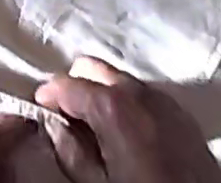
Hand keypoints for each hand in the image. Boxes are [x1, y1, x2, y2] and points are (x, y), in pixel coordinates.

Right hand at [35, 58, 220, 182]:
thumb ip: (69, 152)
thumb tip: (54, 127)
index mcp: (111, 105)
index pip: (67, 84)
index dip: (48, 95)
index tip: (39, 107)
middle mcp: (136, 90)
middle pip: (93, 67)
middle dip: (75, 85)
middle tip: (67, 115)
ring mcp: (162, 98)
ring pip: (119, 78)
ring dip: (102, 91)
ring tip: (96, 125)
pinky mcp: (181, 113)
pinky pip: (144, 94)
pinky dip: (128, 102)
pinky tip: (127, 131)